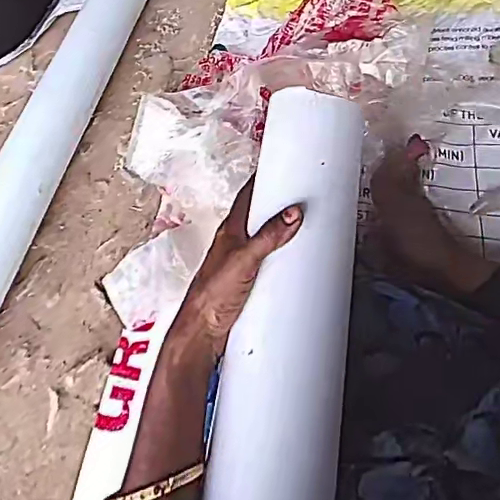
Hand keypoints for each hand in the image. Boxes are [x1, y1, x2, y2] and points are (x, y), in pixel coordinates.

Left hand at [166, 180, 302, 365]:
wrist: (200, 333)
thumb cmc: (211, 295)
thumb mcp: (246, 260)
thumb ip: (269, 237)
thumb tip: (291, 214)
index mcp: (231, 230)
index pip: (249, 195)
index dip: (263, 179)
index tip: (279, 167)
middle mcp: (234, 243)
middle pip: (258, 216)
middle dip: (275, 205)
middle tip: (297, 196)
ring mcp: (239, 262)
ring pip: (262, 239)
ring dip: (277, 233)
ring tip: (298, 228)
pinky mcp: (245, 282)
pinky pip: (265, 262)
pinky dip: (277, 258)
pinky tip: (286, 264)